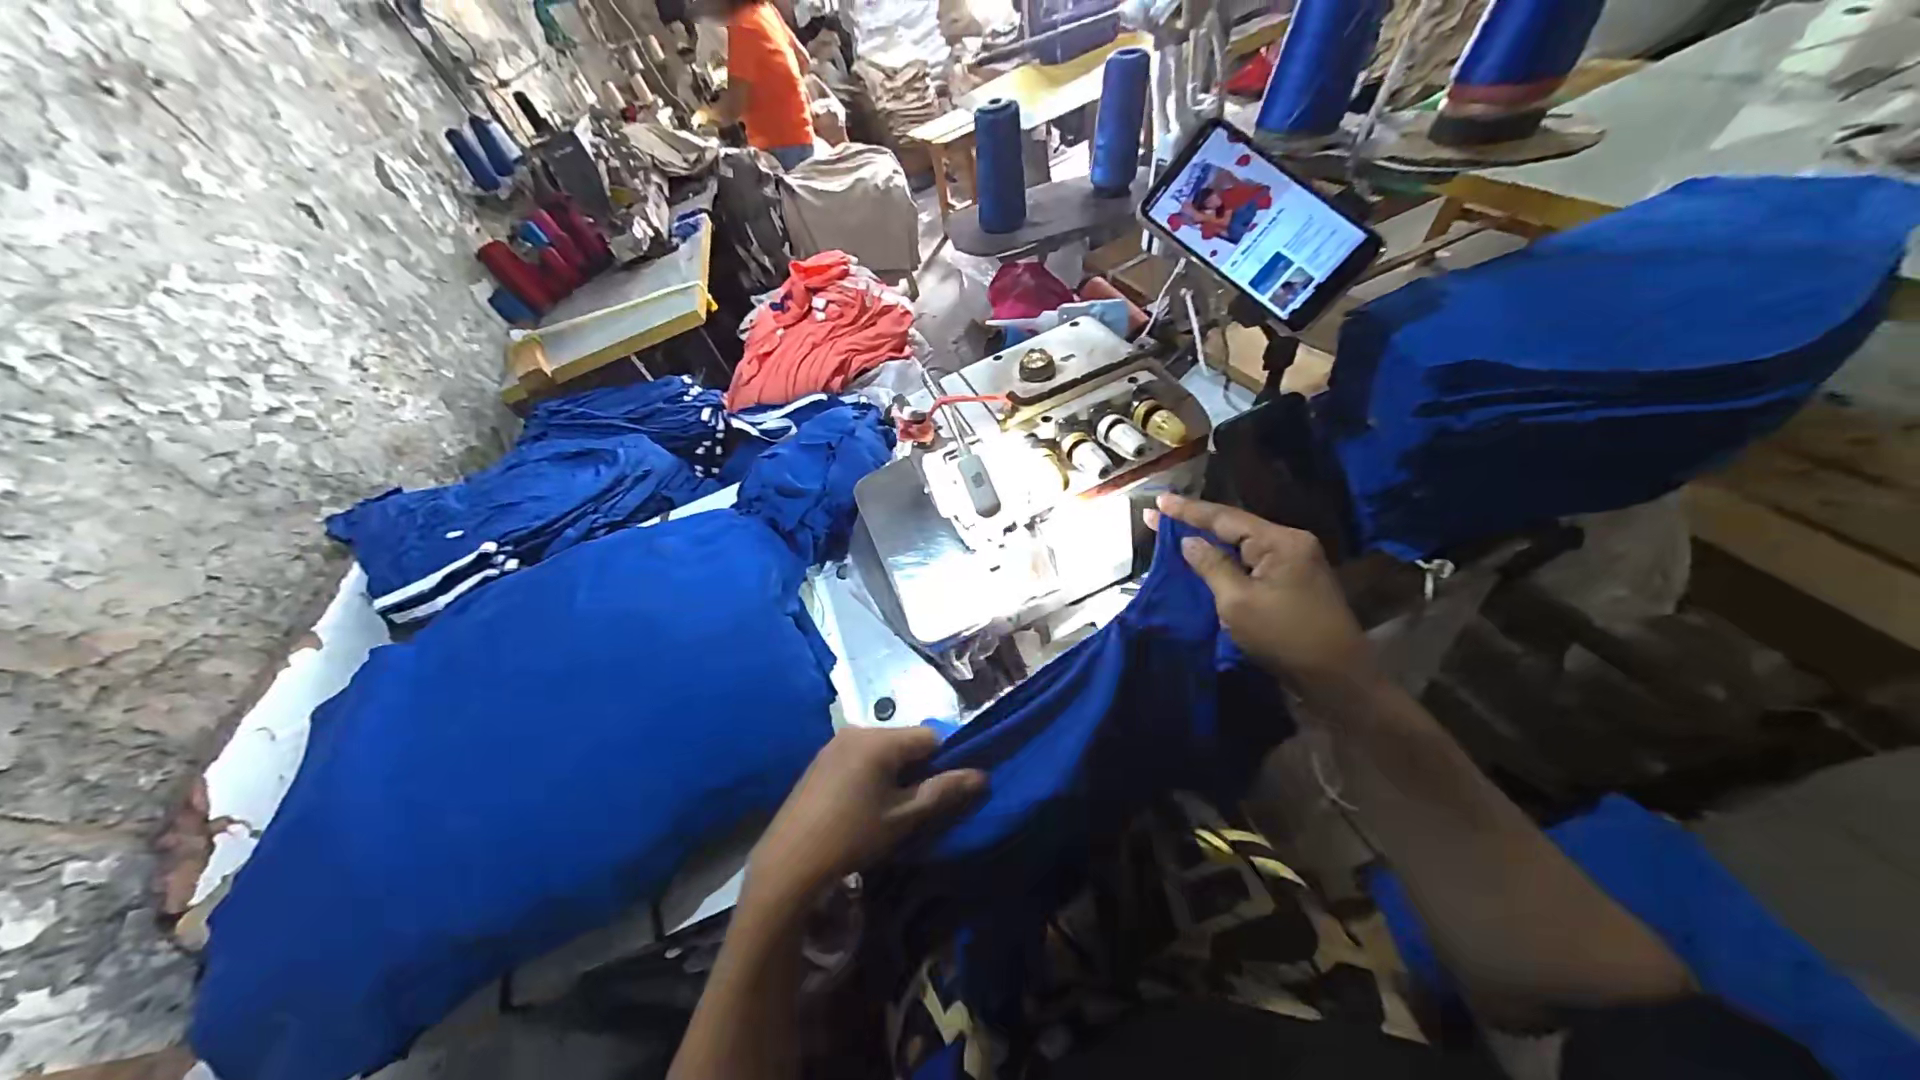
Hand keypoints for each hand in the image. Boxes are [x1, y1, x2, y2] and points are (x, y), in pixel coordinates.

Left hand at [744, 726, 985, 910]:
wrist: (789, 860)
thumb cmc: (852, 835)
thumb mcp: (904, 817)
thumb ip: (944, 792)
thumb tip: (982, 775)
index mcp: (880, 739)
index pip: (931, 737)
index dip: (943, 763)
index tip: (938, 794)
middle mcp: (858, 730)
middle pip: (906, 740)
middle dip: (917, 767)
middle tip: (913, 806)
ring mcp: (835, 743)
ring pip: (883, 749)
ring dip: (894, 772)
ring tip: (888, 809)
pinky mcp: (820, 759)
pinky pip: (861, 756)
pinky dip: (872, 773)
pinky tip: (863, 805)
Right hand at [1146, 494, 1370, 687]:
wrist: (1336, 679)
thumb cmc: (1285, 637)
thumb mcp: (1238, 602)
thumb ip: (1211, 566)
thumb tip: (1189, 542)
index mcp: (1281, 541)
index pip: (1225, 518)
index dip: (1187, 510)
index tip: (1158, 500)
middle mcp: (1291, 544)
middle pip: (1234, 527)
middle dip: (1195, 523)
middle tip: (1157, 515)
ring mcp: (1295, 564)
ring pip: (1242, 546)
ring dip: (1209, 542)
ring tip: (1174, 532)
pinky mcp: (1292, 584)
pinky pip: (1251, 563)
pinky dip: (1225, 561)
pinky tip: (1205, 559)